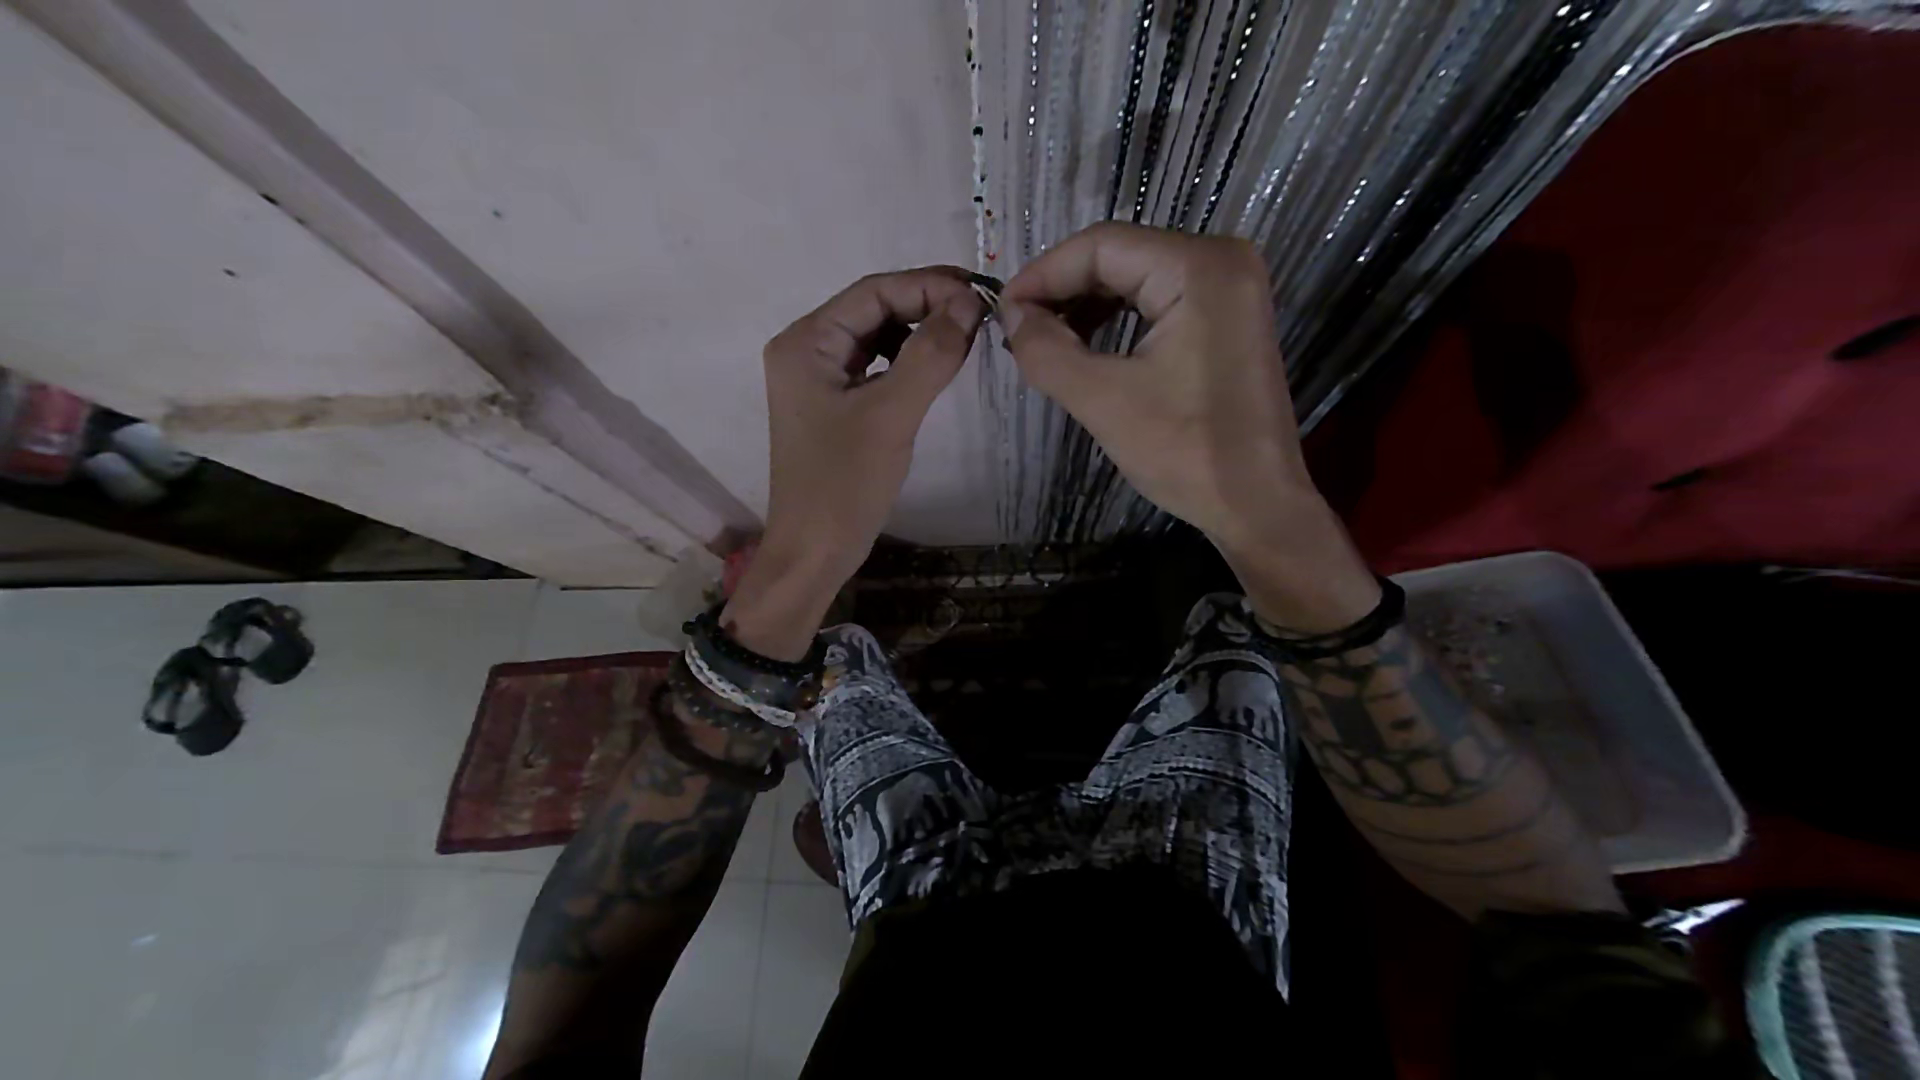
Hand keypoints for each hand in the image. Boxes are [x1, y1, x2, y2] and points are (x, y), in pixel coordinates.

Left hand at [723, 267, 987, 658]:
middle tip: (981, 314)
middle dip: (927, 306)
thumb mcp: (891, 416)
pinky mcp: (833, 404)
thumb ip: (930, 355)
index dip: (928, 286)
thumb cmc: (844, 485)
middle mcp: (806, 350)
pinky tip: (936, 366)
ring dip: (920, 332)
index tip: (980, 295)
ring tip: (966, 336)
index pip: (873, 292)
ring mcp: (818, 378)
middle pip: (874, 309)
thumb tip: (969, 302)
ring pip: (877, 337)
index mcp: (806, 343)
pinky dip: (907, 361)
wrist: (815, 551)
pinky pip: (875, 367)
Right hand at [1001, 222, 1376, 630]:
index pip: (1101, 246)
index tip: (1002, 311)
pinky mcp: (1227, 319)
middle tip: (1017, 329)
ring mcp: (1230, 289)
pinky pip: (1158, 302)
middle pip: (1120, 257)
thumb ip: (1046, 351)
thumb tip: (1010, 317)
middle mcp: (1222, 260)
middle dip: (1063, 290)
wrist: (1256, 503)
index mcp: (1198, 268)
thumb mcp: (1103, 401)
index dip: (1043, 274)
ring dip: (1085, 306)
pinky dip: (1116, 321)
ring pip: (1137, 279)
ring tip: (1043, 341)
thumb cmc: (1185, 452)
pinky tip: (1084, 346)